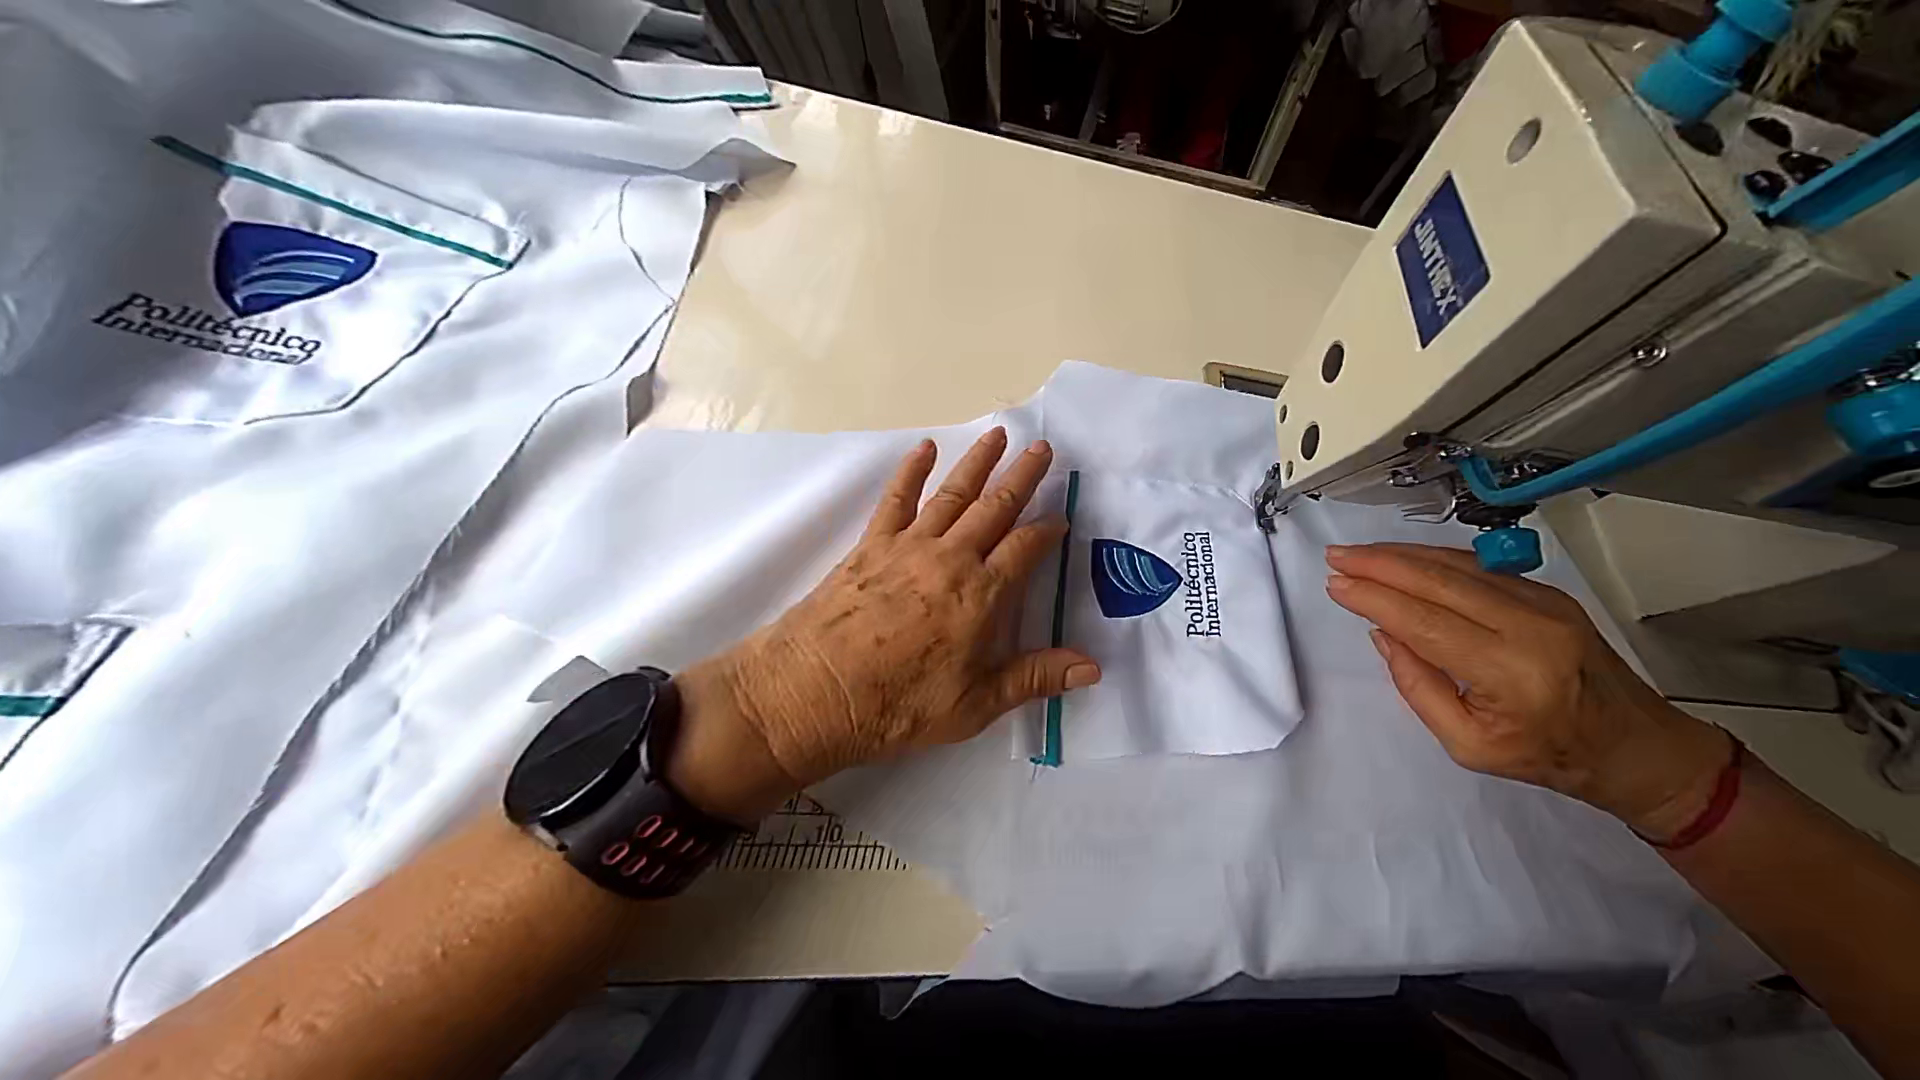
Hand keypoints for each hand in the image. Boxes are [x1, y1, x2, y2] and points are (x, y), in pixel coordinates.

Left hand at [665, 428, 1100, 822]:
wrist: (816, 691)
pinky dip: (911, 471)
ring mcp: (908, 547)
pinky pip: (896, 499)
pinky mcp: (871, 545)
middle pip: (995, 508)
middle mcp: (950, 559)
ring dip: (977, 462)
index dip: (1047, 531)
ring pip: (952, 494)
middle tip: (1042, 448)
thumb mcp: (976, 704)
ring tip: (998, 435)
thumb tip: (1093, 666)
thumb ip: (1034, 678)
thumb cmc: (899, 706)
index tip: (1062, 518)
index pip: (1025, 549)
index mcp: (982, 595)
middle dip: (1022, 478)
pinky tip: (924, 449)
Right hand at [1324, 542, 1732, 840]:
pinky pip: (1477, 568)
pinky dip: (1431, 559)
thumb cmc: (1547, 755)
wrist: (1639, 746)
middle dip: (1378, 565)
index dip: (1374, 598)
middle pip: (1437, 582)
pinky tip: (1402, 559)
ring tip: (1358, 553)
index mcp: (1509, 672)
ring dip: (1400, 556)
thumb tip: (1384, 633)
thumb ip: (1418, 687)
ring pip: (1456, 566)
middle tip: (1336, 556)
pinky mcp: (1550, 594)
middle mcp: (1531, 627)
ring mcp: (1545, 605)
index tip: (1335, 585)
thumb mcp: (1467, 744)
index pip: (1423, 621)